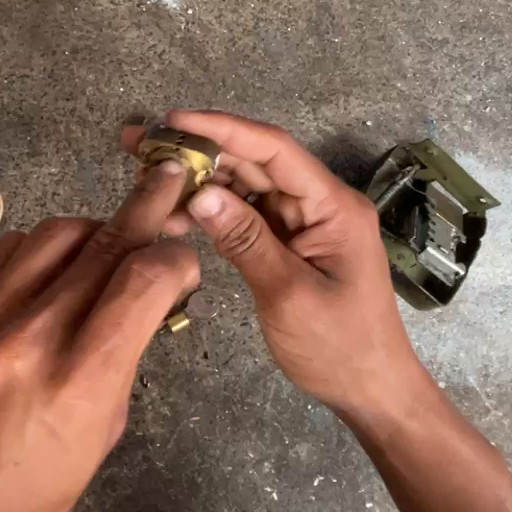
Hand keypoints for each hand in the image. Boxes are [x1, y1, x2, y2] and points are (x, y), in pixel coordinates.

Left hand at [0, 158, 197, 511]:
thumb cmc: (31, 494)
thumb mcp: (101, 434)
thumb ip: (123, 357)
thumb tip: (144, 298)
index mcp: (81, 381)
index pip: (143, 281)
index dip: (176, 259)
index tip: (183, 263)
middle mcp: (33, 336)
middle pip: (105, 243)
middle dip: (147, 212)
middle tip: (166, 194)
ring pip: (56, 232)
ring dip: (94, 229)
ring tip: (107, 245)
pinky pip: (9, 248)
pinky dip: (44, 246)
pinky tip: (54, 264)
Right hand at [123, 111, 431, 419]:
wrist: (370, 391)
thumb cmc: (340, 347)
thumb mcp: (288, 295)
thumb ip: (245, 241)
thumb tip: (199, 194)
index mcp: (332, 206)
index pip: (274, 150)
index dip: (223, 129)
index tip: (174, 121)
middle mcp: (316, 203)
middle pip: (253, 162)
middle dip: (199, 150)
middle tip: (141, 144)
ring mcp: (300, 222)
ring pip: (243, 185)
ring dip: (199, 180)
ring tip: (147, 177)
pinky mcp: (285, 241)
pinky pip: (243, 214)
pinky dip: (209, 212)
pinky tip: (175, 216)